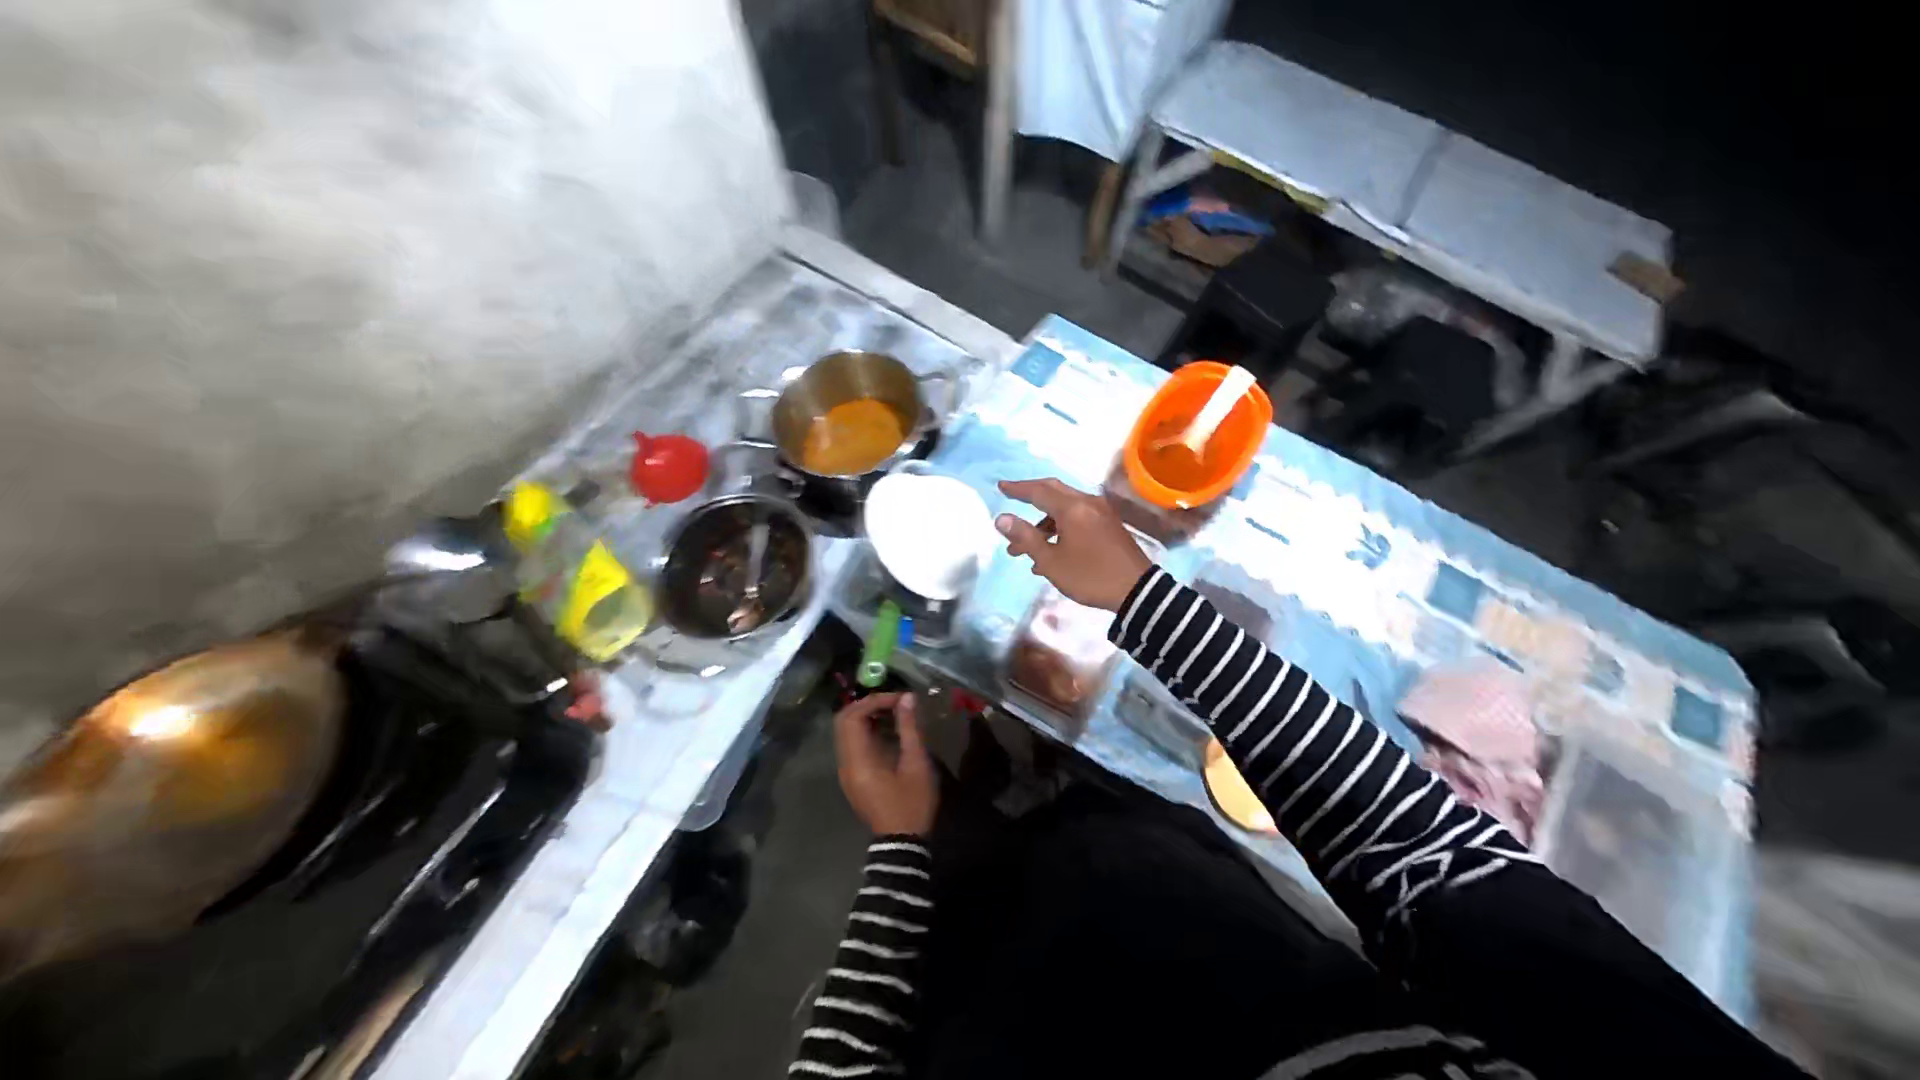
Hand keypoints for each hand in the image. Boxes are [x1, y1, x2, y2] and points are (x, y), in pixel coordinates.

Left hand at [833, 692, 937, 835]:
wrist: (901, 843)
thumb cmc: (912, 803)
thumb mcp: (916, 763)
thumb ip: (910, 728)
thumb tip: (907, 697)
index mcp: (858, 759)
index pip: (853, 717)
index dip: (875, 701)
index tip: (900, 699)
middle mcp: (845, 763)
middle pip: (844, 721)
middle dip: (867, 705)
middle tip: (893, 702)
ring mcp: (846, 771)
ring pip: (846, 732)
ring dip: (866, 717)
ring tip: (893, 713)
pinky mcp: (852, 777)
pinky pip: (852, 745)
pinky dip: (866, 731)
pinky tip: (888, 731)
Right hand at [996, 478, 1153, 610]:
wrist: (1137, 591)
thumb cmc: (1090, 576)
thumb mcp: (1051, 561)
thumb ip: (1026, 538)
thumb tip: (1001, 518)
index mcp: (1072, 508)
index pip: (1038, 491)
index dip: (1018, 489)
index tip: (1001, 486)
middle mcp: (1087, 503)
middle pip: (1054, 491)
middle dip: (1031, 496)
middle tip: (1012, 498)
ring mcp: (1101, 513)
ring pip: (1066, 508)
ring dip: (1043, 523)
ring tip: (1023, 548)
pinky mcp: (1109, 525)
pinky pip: (1078, 518)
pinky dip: (1060, 528)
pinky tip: (1049, 554)